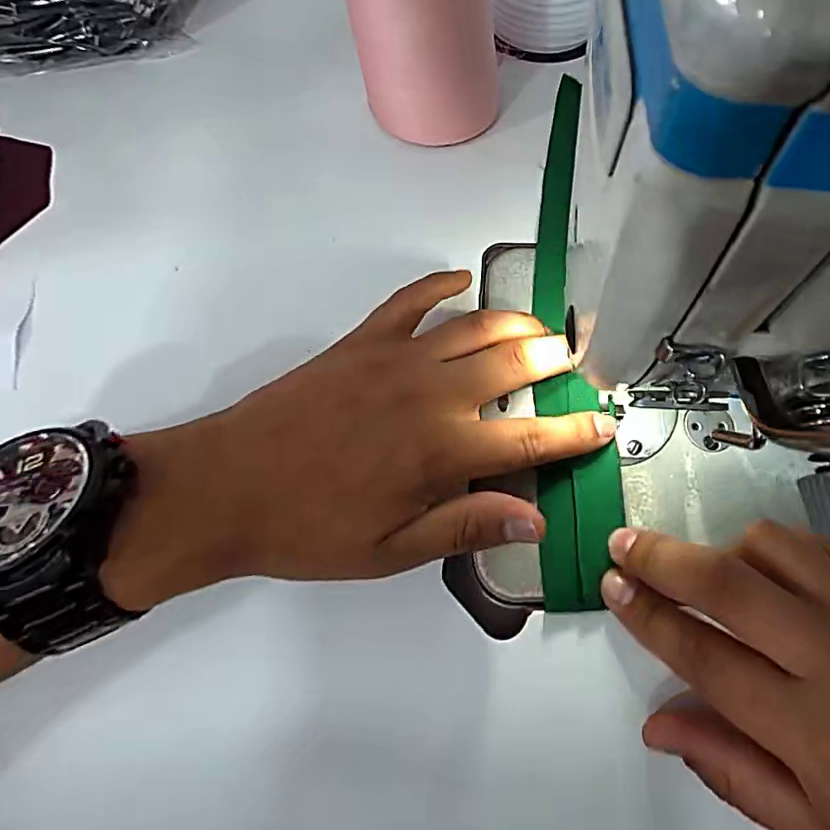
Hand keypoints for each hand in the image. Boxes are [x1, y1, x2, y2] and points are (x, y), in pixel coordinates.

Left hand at [101, 271, 615, 606]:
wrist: (224, 487)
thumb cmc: (311, 528)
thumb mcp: (391, 549)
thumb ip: (466, 527)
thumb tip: (536, 518)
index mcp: (443, 451)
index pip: (533, 437)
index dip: (577, 431)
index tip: (605, 424)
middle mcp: (432, 394)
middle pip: (515, 362)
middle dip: (556, 360)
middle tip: (576, 363)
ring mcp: (397, 358)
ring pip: (476, 325)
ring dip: (517, 322)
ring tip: (540, 328)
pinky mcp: (363, 340)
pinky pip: (411, 300)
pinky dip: (439, 285)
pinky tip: (460, 281)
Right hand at [602, 523, 829, 829]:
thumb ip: (733, 770)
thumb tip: (659, 723)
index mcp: (810, 728)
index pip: (702, 655)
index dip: (647, 617)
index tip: (613, 586)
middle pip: (725, 584)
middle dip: (662, 558)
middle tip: (624, 541)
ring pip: (772, 546)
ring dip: (725, 549)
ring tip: (706, 567)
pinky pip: (823, 544)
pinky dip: (784, 549)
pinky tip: (775, 569)